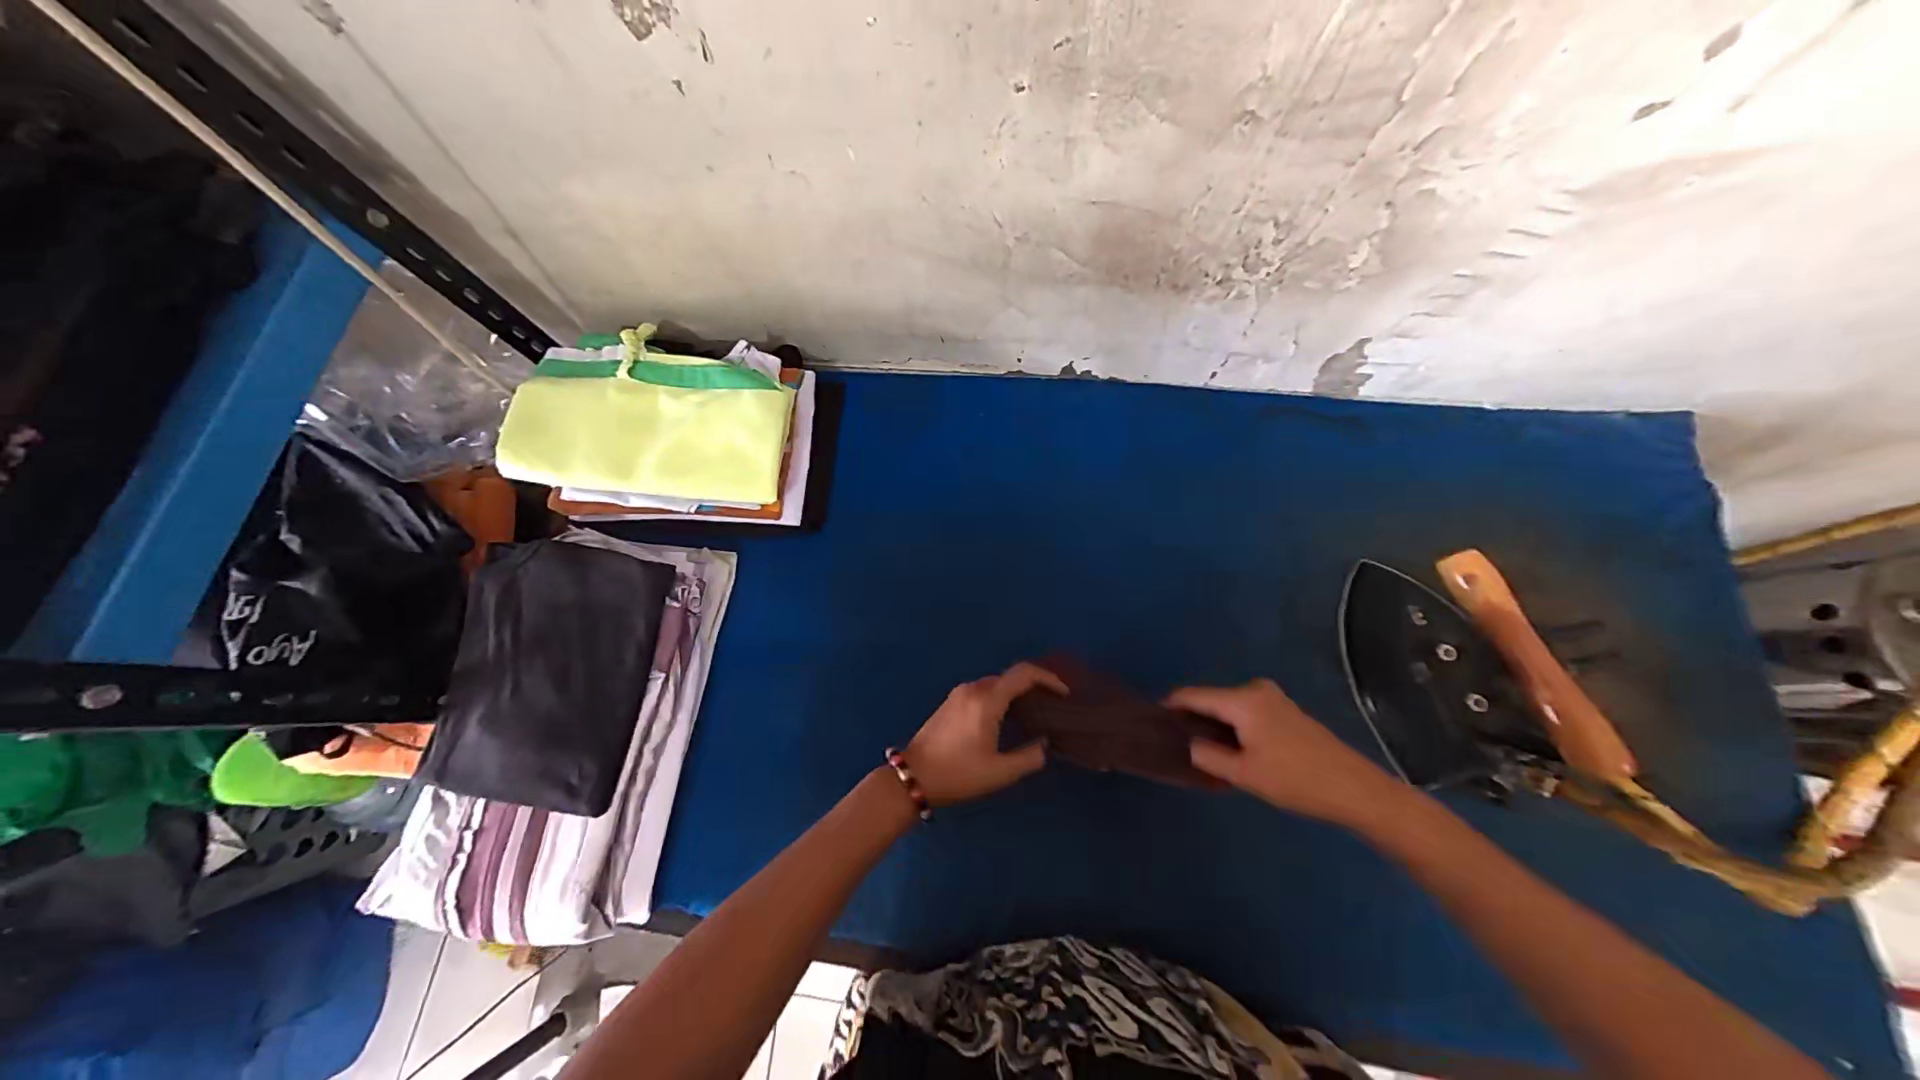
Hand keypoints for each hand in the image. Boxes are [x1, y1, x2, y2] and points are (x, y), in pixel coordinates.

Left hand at [902, 662, 1064, 805]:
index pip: (1024, 673)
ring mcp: (958, 694)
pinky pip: (982, 691)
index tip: (1064, 692)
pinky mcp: (949, 703)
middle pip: (1009, 677)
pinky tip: (1006, 718)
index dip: (1048, 678)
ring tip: (1033, 712)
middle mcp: (973, 689)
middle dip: (1033, 686)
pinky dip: (1000, 697)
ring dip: (1015, 692)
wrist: (913, 777)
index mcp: (987, 700)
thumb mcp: (1000, 772)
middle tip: (1052, 705)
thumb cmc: (959, 774)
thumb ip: (1030, 757)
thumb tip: (1044, 744)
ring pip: (995, 684)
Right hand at [1168, 678, 1411, 828]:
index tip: (1152, 722)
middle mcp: (1255, 689)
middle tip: (1178, 745)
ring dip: (1215, 725)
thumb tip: (1185, 743)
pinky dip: (1234, 727)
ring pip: (1228, 707)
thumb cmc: (1295, 780)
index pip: (1192, 695)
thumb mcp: (1242, 773)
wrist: (1355, 789)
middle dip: (1193, 718)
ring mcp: (1273, 697)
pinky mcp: (1285, 710)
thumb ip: (1206, 755)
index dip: (1170, 707)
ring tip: (1203, 752)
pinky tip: (1234, 750)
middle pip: (1211, 699)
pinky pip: (1245, 712)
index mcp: (1242, 700)